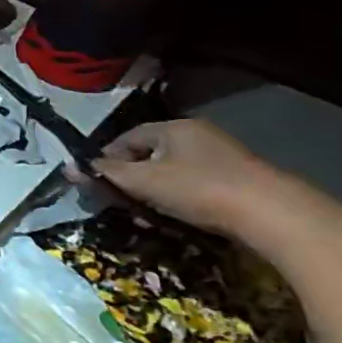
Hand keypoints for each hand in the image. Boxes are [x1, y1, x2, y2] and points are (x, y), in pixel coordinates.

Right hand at [68, 119, 293, 236]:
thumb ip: (108, 174)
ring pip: (174, 169)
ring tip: (148, 213)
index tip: (95, 181)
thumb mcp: (145, 182)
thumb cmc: (199, 189)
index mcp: (172, 127)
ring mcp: (220, 155)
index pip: (128, 137)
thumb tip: (71, 167)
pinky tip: (180, 216)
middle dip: (132, 176)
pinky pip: (196, 182)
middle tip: (120, 201)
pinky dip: (180, 196)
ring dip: (156, 188)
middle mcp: (196, 133)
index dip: (107, 157)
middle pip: (151, 152)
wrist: (270, 213)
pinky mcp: (237, 178)